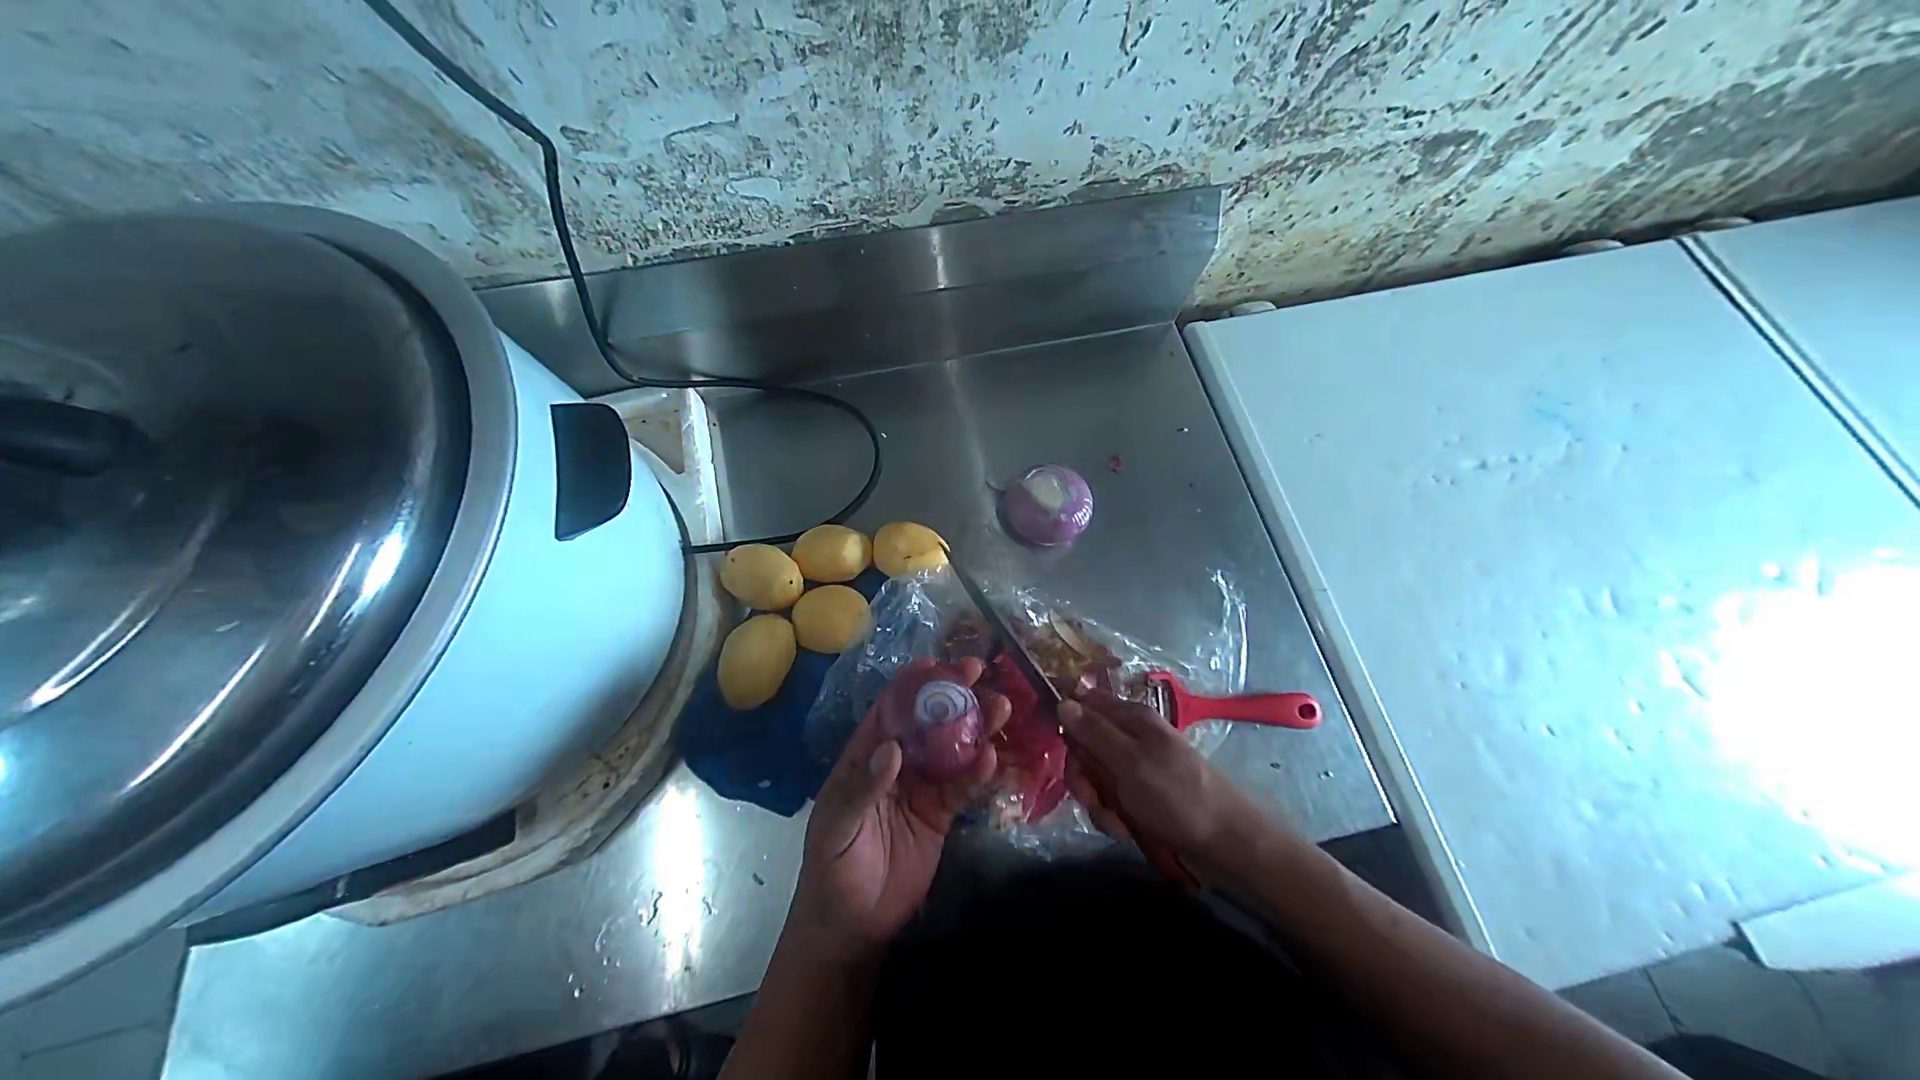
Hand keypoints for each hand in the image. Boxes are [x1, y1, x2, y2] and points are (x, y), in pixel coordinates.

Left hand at [787, 657, 1010, 961]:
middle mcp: (898, 763)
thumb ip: (863, 787)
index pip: (890, 710)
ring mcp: (922, 787)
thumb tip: (892, 748)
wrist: (853, 923)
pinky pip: (963, 787)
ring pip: (953, 749)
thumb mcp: (837, 824)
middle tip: (979, 670)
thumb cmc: (833, 865)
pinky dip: (979, 773)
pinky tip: (995, 759)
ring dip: (976, 727)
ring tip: (1002, 707)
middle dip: (952, 695)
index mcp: (866, 755)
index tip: (936, 662)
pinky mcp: (942, 813)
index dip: (911, 684)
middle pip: (929, 721)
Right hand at [1059, 690, 1278, 877]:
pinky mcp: (1142, 794)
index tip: (1068, 754)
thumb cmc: (1177, 797)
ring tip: (1117, 822)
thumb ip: (1094, 733)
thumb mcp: (1129, 763)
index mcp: (1131, 718)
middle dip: (1083, 777)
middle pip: (1086, 746)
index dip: (1069, 728)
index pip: (1084, 706)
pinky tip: (1126, 829)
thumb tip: (1063, 701)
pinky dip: (1113, 816)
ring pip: (1096, 777)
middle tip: (1093, 798)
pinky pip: (1111, 799)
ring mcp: (1137, 767)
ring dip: (1098, 802)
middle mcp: (1132, 737)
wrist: (1225, 843)